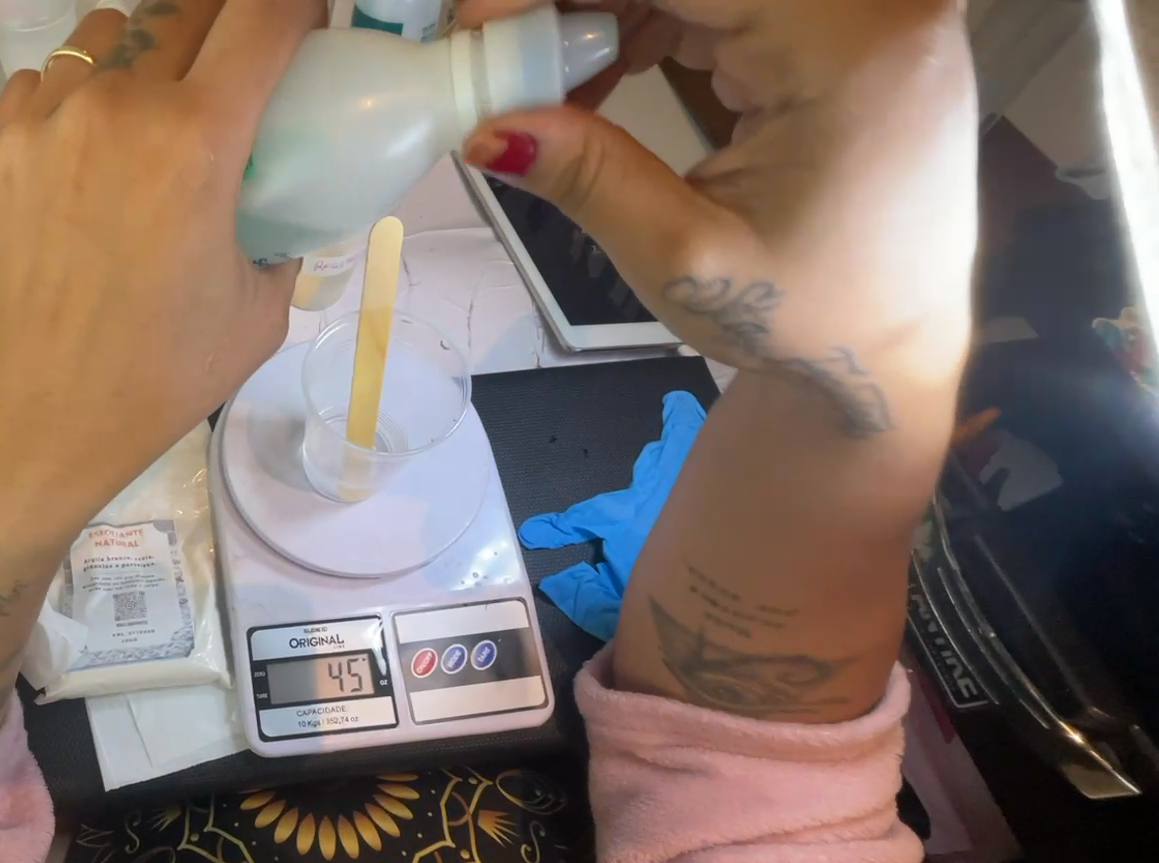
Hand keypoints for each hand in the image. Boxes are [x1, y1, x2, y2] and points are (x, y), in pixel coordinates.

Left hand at [0, 0, 317, 514]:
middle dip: (222, 25)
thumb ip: (279, 240)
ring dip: (142, 55)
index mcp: (196, 144)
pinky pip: (41, 85)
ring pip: (103, 34)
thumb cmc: (165, 378)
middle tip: (230, 72)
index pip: (262, 17)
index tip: (302, 24)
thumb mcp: (259, 314)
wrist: (52, 418)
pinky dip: (73, 100)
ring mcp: (41, 124)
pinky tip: (83, 155)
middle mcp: (116, 109)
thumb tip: (276, 211)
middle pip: (183, 8)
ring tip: (148, 112)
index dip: (295, 7)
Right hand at [460, 0, 978, 438]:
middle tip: (491, 48)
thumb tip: (490, 130)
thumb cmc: (796, 312)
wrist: (882, 335)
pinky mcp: (832, 26)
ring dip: (601, 11)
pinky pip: (718, 0)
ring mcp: (855, 5)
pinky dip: (638, 25)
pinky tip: (592, 80)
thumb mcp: (678, 254)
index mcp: (848, 43)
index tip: (476, 18)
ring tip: (535, 80)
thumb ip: (588, 178)